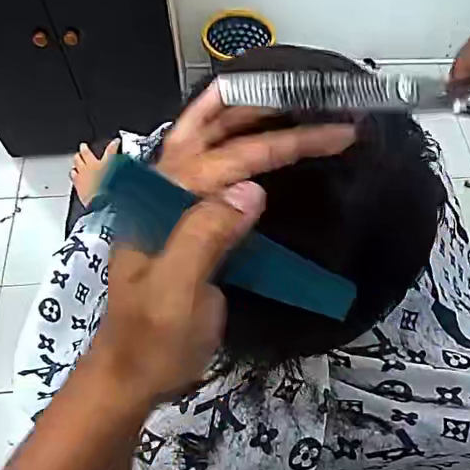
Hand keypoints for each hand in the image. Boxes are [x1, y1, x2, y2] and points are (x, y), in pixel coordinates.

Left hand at [82, 86, 355, 403]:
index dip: (285, 143)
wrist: (133, 373)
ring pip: (205, 140)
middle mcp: (161, 191)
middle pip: (212, 131)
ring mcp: (171, 204)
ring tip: (284, 95)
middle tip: (316, 99)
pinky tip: (252, 132)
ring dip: (244, 113)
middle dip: (266, 111)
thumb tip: (252, 190)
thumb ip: (204, 237)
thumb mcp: (176, 295)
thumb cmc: (154, 341)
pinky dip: (233, 142)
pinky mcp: (187, 221)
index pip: (229, 160)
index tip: (335, 134)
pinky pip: (211, 168)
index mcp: (158, 203)